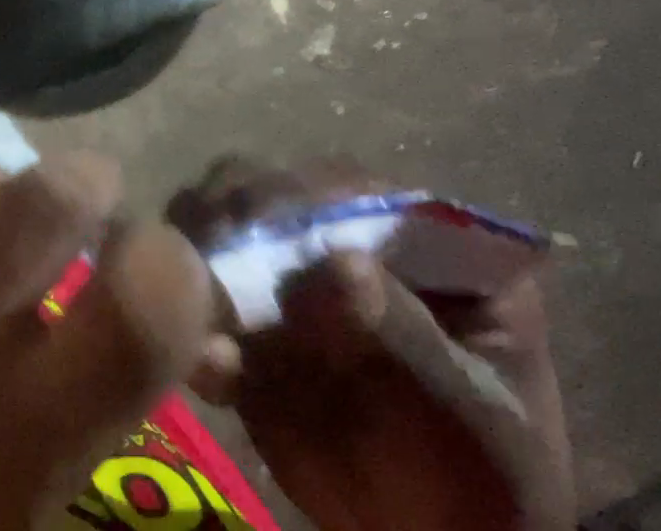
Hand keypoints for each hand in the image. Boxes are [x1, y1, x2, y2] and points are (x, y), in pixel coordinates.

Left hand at [0, 154, 213, 528]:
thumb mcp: (59, 474)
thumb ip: (125, 385)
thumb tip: (204, 317)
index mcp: (25, 427)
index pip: (141, 306)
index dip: (169, 264)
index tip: (152, 259)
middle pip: (47, 203)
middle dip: (86, 187)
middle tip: (86, 201)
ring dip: (4, 190)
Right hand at [170, 157, 574, 530]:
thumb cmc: (476, 468)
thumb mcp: (464, 408)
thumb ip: (401, 335)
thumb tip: (339, 261)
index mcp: (427, 249)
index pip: (360, 191)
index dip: (306, 196)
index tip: (256, 222)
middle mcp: (344, 241)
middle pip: (270, 192)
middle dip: (230, 217)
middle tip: (207, 256)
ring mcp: (282, 273)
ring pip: (215, 225)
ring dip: (194, 254)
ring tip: (196, 306)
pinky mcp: (236, 313)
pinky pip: (190, 288)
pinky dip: (184, 316)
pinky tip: (210, 366)